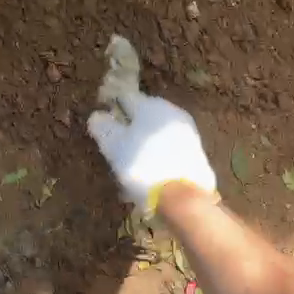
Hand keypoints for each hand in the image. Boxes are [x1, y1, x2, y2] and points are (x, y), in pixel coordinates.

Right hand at [87, 89, 217, 212]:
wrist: (183, 195)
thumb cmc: (142, 164)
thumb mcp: (113, 146)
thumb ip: (103, 128)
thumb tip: (97, 116)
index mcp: (151, 104)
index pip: (126, 98)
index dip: (112, 108)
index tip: (102, 122)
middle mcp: (172, 112)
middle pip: (144, 116)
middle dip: (130, 129)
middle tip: (116, 147)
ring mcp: (188, 133)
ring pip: (157, 134)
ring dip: (144, 145)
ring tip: (131, 167)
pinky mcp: (196, 154)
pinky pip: (169, 150)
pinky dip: (157, 157)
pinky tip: (149, 175)